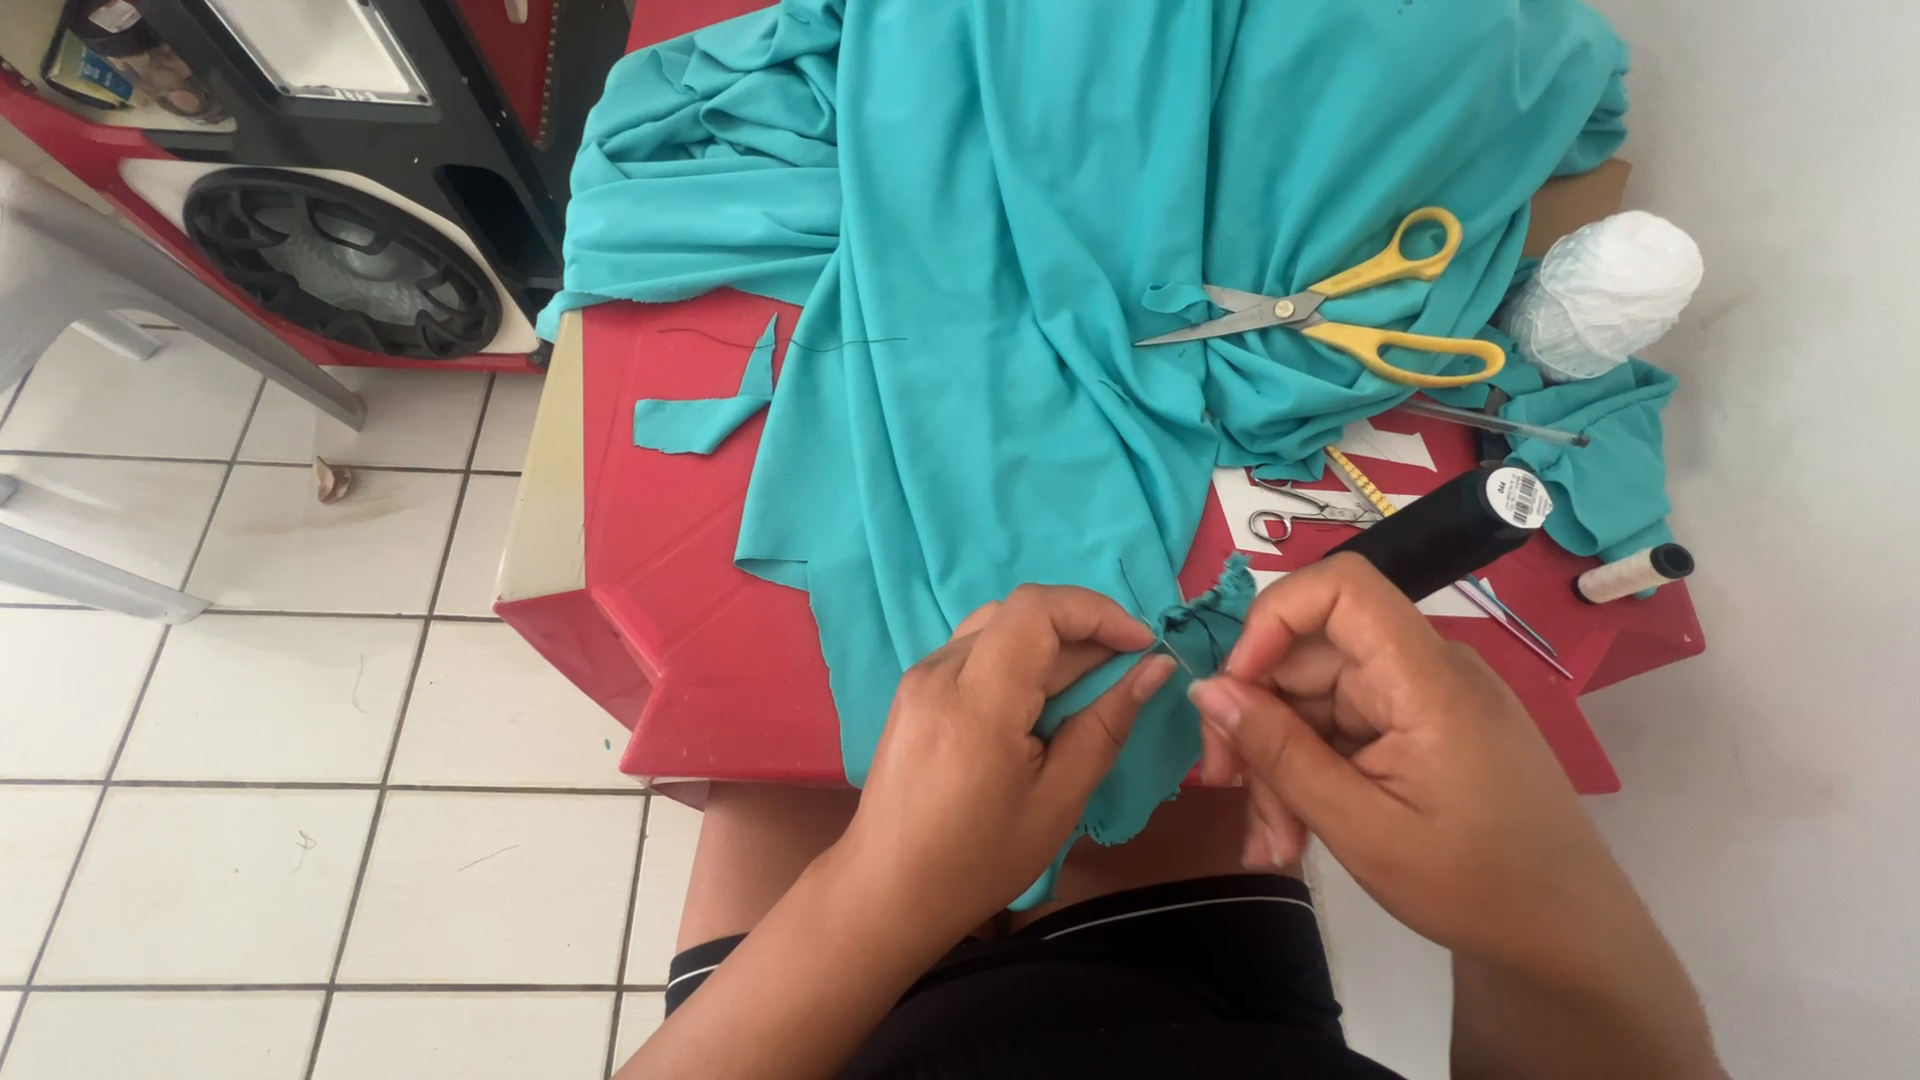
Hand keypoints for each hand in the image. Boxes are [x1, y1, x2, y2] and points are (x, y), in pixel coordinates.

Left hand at [836, 584, 1176, 937]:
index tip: (1141, 642)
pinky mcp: (915, 685)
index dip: (1096, 611)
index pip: (1035, 611)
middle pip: (1020, 613)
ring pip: (998, 624)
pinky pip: (977, 647)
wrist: (888, 886)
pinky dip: (1019, 655)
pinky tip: (1040, 696)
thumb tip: (1154, 669)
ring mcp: (921, 675)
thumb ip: (1106, 726)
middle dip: (1083, 630)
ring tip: (1089, 682)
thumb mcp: (1057, 801)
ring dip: (1052, 640)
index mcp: (975, 704)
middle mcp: (940, 672)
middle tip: (1127, 669)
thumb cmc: (978, 860)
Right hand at [1186, 554, 1642, 976]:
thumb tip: (1204, 688)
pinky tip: (1293, 830)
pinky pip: (1333, 726)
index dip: (1273, 617)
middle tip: (1226, 786)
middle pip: (1306, 655)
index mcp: (1426, 679)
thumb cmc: (1478, 890)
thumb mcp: (1360, 827)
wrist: (1569, 945)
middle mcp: (1420, 669)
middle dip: (1256, 721)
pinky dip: (1305, 772)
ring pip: (1309, 698)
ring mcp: (1415, 696)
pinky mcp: (1410, 724)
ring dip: (1276, 762)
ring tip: (1272, 838)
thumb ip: (1278, 752)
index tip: (1235, 685)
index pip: (1342, 587)